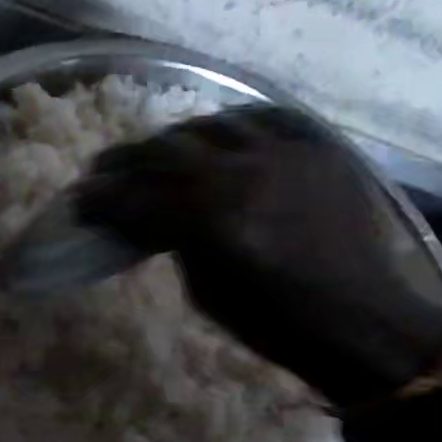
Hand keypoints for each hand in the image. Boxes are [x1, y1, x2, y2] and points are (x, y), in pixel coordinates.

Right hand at [75, 106, 441, 408]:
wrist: (359, 319)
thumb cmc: (274, 324)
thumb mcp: (204, 291)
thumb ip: (172, 242)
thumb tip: (148, 215)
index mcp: (210, 221)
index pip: (138, 199)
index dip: (103, 200)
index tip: (81, 200)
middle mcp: (243, 174)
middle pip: (166, 152)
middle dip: (125, 161)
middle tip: (103, 169)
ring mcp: (285, 153)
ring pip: (211, 125)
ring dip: (176, 139)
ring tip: (160, 151)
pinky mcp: (318, 146)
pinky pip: (266, 117)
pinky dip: (234, 123)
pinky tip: (219, 134)